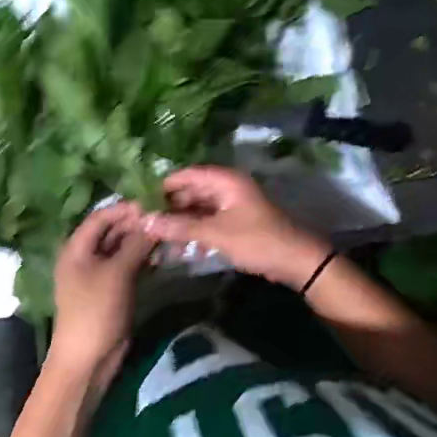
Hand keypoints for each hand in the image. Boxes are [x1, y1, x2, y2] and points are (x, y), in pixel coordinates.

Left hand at [49, 203, 155, 387]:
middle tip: (165, 219)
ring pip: (122, 248)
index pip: (101, 216)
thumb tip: (154, 219)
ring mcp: (98, 274)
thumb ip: (136, 244)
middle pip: (112, 231)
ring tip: (168, 236)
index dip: (126, 209)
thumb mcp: (117, 273)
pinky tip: (161, 257)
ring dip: (142, 242)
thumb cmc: (95, 311)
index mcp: (76, 247)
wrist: (87, 361)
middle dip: (137, 225)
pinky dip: (142, 260)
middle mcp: (85, 256)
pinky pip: (127, 266)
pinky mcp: (111, 289)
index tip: (153, 204)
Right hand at [139, 166, 330, 288]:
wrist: (297, 262)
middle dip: (169, 206)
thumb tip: (145, 220)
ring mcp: (232, 205)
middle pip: (190, 191)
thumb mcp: (216, 234)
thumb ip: (180, 227)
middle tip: (144, 221)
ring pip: (198, 208)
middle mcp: (226, 187)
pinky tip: (180, 247)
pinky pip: (208, 221)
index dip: (162, 186)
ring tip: (157, 236)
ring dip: (180, 221)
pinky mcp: (235, 223)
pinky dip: (194, 231)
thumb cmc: (257, 241)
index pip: (186, 175)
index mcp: (224, 180)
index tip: (139, 200)